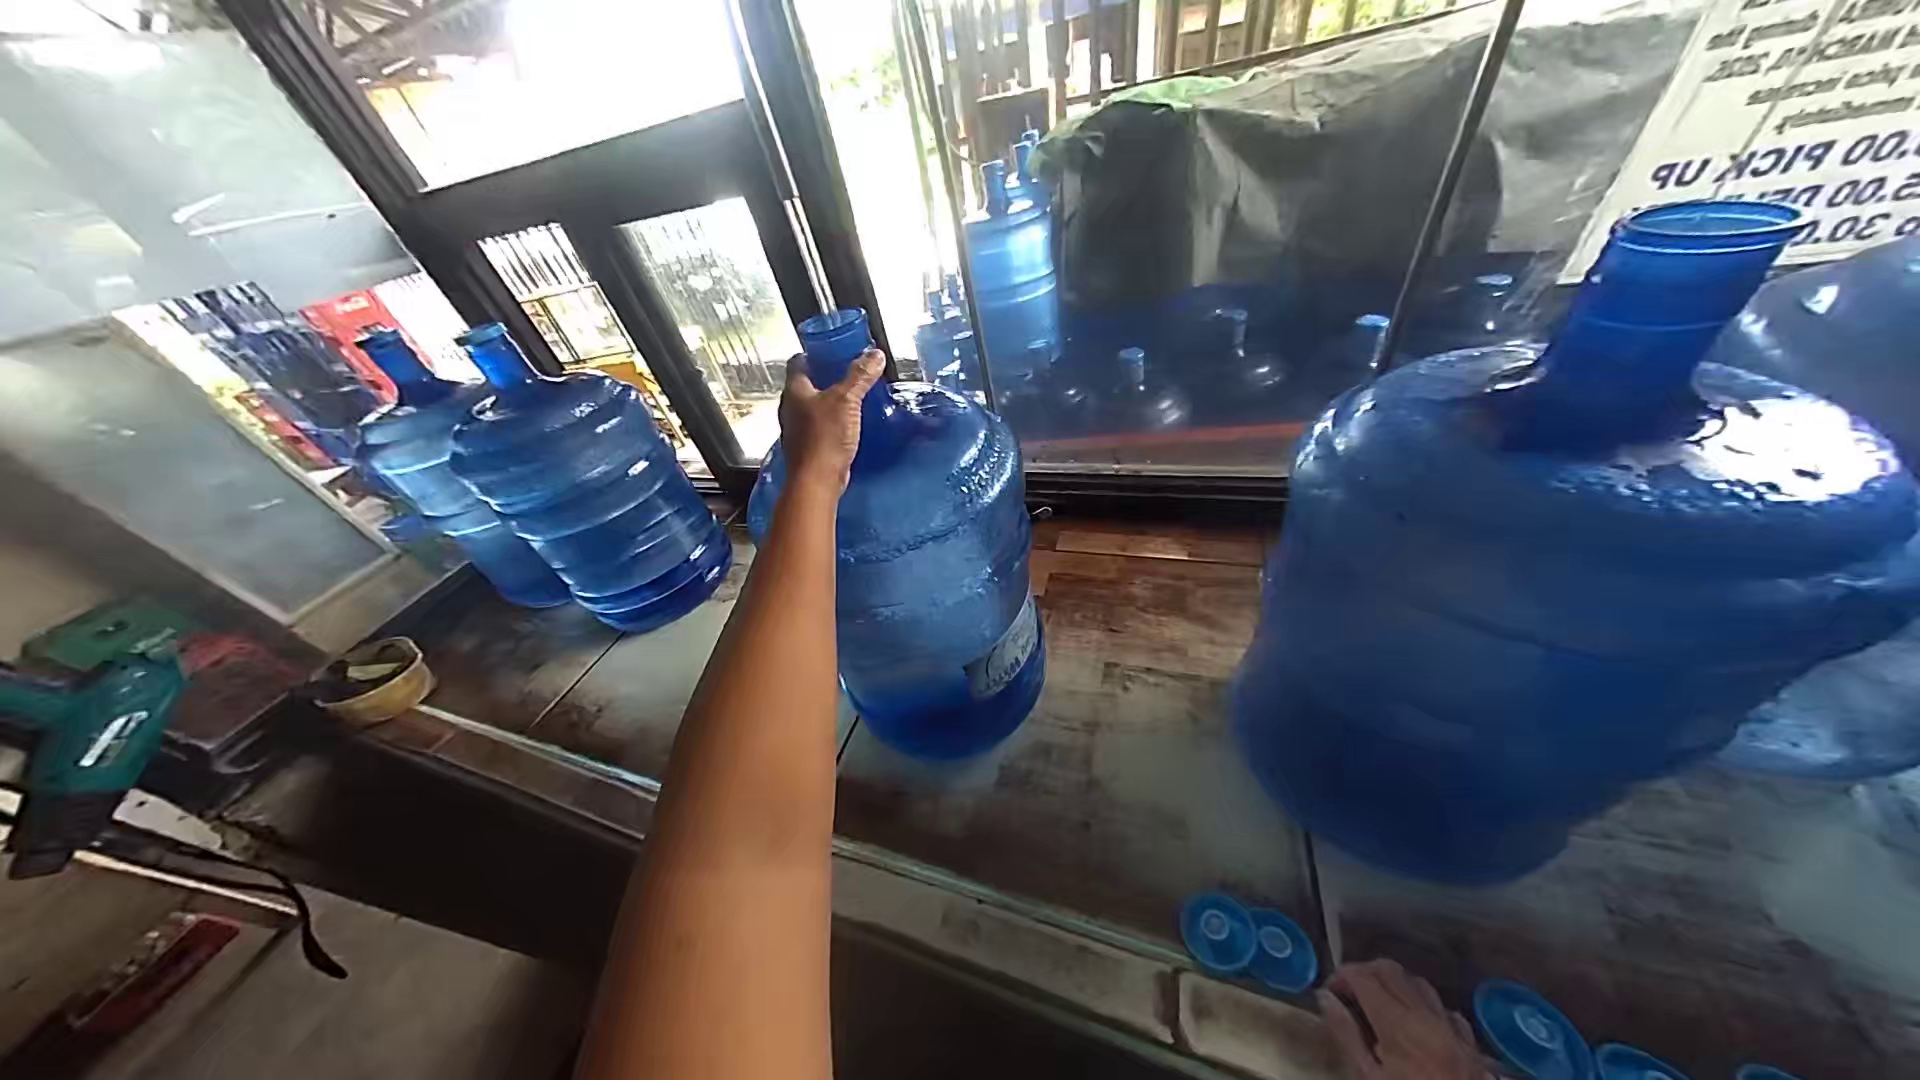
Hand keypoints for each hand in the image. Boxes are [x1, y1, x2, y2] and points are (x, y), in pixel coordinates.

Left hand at [779, 349, 885, 496]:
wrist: (817, 480)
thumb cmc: (825, 436)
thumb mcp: (847, 401)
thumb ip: (860, 376)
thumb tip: (875, 354)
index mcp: (794, 390)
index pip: (797, 362)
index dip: (813, 354)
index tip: (831, 352)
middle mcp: (789, 407)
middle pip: (805, 384)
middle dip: (824, 378)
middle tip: (846, 373)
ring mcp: (796, 429)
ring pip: (811, 407)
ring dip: (827, 401)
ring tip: (850, 397)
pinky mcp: (806, 447)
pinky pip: (818, 426)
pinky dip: (830, 422)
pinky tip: (847, 424)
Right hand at [1317, 961, 1488, 1079]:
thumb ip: (1346, 1034)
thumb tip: (1325, 997)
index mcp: (1399, 1025)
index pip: (1361, 976)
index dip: (1340, 977)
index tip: (1331, 993)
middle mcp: (1428, 1018)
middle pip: (1389, 970)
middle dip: (1364, 973)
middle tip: (1351, 994)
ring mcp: (1454, 1032)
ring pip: (1419, 984)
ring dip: (1396, 986)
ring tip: (1382, 1007)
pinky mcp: (1473, 1050)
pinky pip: (1446, 1011)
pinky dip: (1427, 1008)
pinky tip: (1419, 1027)